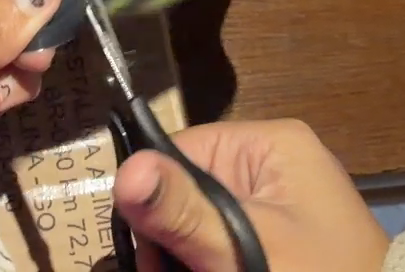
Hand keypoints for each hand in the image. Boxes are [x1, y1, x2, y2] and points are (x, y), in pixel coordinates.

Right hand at [114, 120, 390, 271]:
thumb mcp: (248, 250)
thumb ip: (185, 211)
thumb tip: (122, 171)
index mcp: (270, 144)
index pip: (180, 153)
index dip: (156, 204)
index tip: (151, 259)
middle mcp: (272, 166)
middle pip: (190, 192)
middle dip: (175, 241)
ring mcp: (279, 208)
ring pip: (203, 225)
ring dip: (189, 258)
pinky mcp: (282, 244)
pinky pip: (227, 244)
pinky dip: (211, 263)